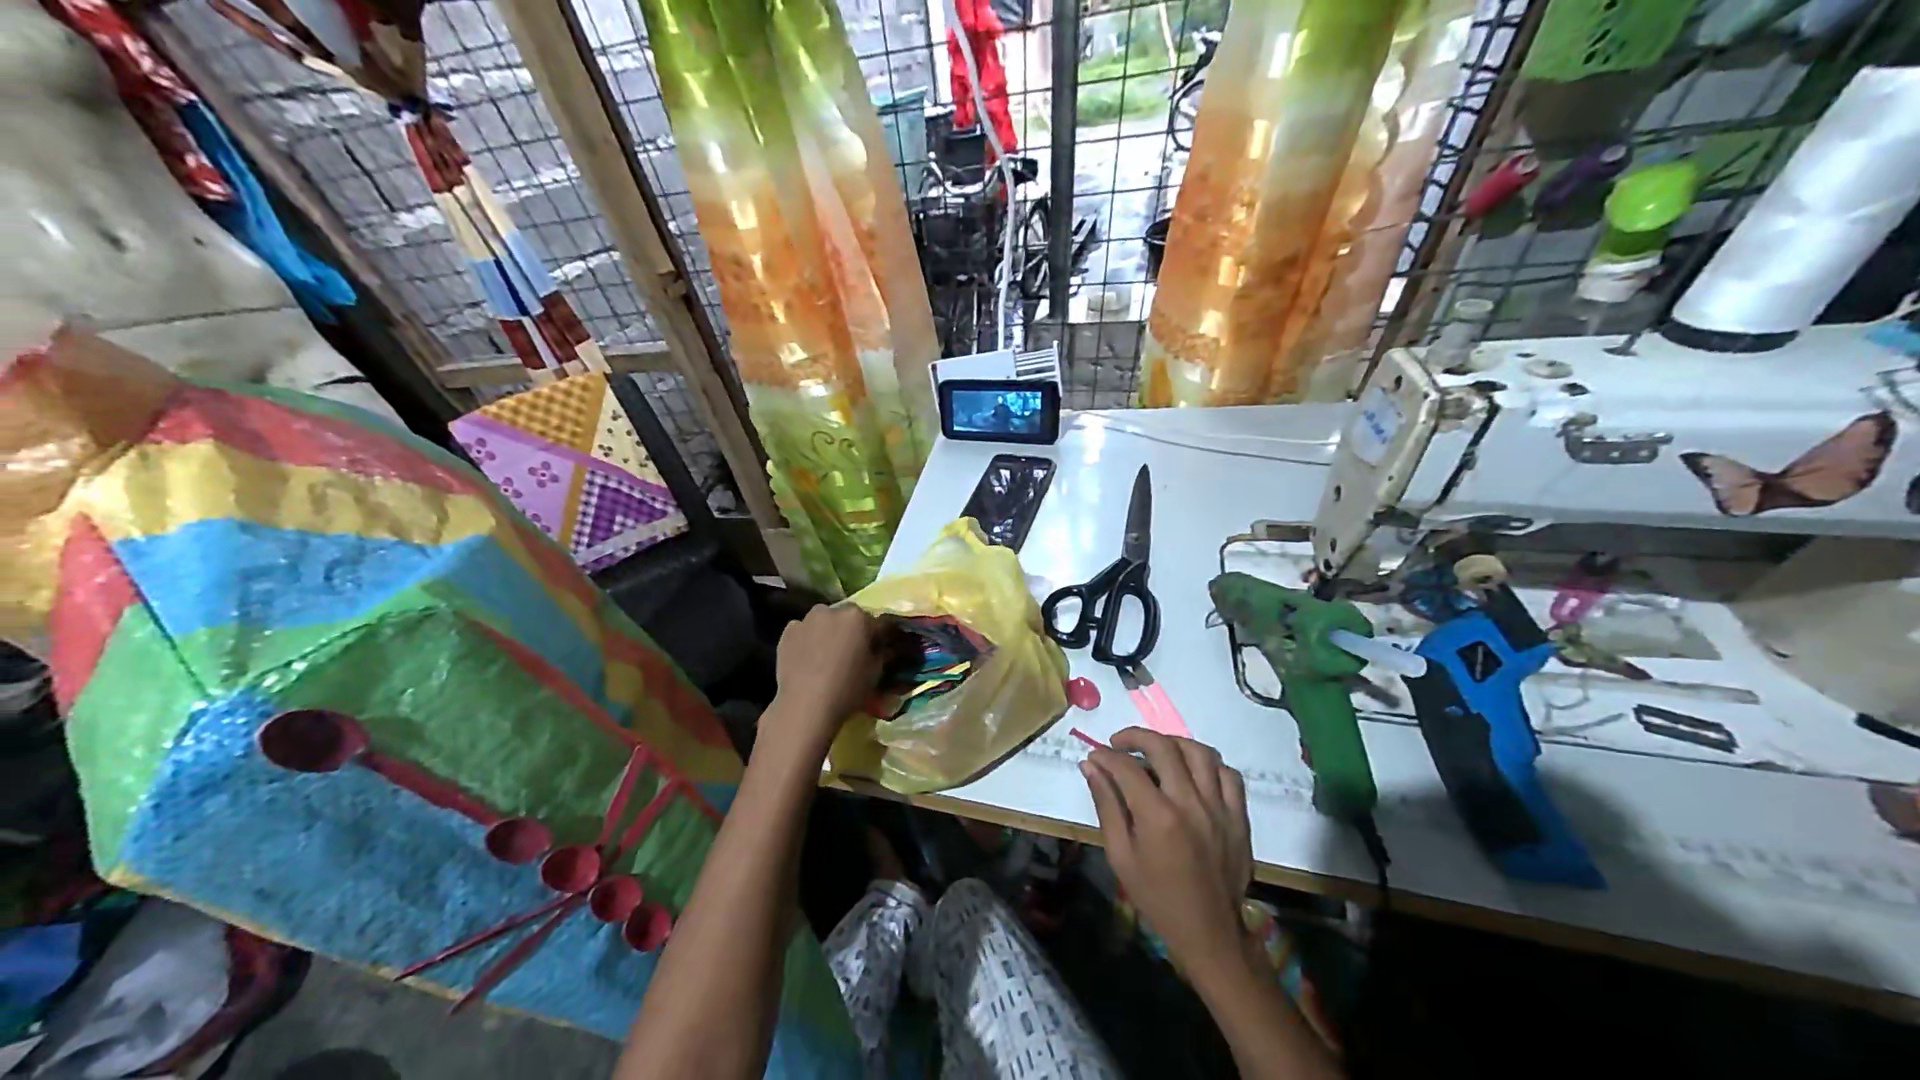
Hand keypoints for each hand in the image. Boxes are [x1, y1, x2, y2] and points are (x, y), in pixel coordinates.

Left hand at [764, 604, 881, 758]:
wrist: (806, 705)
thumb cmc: (848, 688)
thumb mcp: (875, 673)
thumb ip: (882, 654)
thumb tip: (883, 648)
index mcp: (857, 616)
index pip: (874, 622)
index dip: (876, 637)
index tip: (876, 650)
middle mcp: (831, 611)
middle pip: (845, 618)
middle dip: (849, 631)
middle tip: (849, 653)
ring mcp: (806, 620)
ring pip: (822, 622)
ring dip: (826, 632)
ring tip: (825, 656)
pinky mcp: (787, 633)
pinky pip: (802, 632)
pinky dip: (806, 640)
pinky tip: (807, 659)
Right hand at [1082, 727, 1253, 981]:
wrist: (1208, 930)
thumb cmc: (1156, 896)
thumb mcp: (1120, 855)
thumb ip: (1106, 805)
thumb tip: (1091, 766)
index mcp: (1157, 816)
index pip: (1126, 766)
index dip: (1105, 755)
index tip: (1095, 755)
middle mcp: (1190, 803)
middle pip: (1164, 747)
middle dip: (1135, 737)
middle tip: (1119, 744)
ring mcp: (1219, 807)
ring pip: (1199, 752)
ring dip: (1172, 743)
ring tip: (1156, 750)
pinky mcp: (1239, 816)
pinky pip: (1228, 774)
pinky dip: (1208, 764)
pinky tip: (1192, 771)